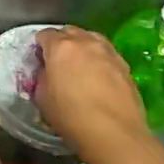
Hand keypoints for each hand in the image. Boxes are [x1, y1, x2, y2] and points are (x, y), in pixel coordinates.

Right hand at [33, 26, 151, 155]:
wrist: (113, 132)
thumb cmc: (70, 116)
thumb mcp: (42, 98)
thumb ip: (42, 78)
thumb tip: (47, 72)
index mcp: (61, 47)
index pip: (45, 34)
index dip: (39, 45)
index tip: (38, 57)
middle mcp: (86, 42)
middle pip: (70, 32)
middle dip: (61, 41)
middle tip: (57, 59)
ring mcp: (109, 52)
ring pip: (92, 39)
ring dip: (83, 46)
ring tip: (80, 64)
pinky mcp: (125, 65)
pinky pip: (107, 54)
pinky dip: (99, 59)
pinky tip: (98, 75)